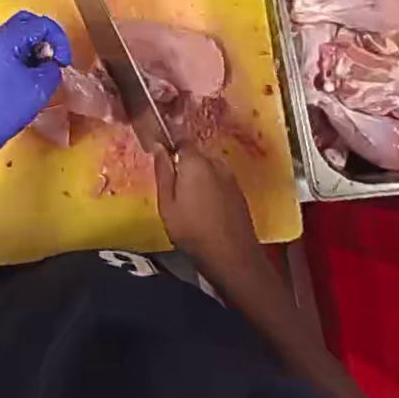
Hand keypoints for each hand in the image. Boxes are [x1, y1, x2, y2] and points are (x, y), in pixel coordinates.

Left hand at [0, 10, 71, 175]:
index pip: (40, 24)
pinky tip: (30, 73)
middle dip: (46, 37)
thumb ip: (52, 67)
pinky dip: (22, 54)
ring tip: (43, 68)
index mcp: (5, 40)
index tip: (63, 61)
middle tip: (55, 57)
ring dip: (34, 46)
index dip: (59, 39)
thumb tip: (51, 63)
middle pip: (26, 23)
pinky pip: (7, 48)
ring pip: (16, 34)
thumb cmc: (8, 108)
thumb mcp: (41, 87)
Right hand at [153, 144, 264, 283]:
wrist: (232, 257)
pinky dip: (210, 189)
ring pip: (208, 170)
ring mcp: (231, 178)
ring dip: (198, 179)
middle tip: (172, 190)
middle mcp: (217, 164)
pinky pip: (219, 182)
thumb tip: (159, 146)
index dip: (170, 148)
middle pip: (196, 156)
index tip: (161, 163)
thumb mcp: (167, 203)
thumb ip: (163, 172)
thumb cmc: (192, 231)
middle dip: (184, 166)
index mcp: (196, 163)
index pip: (181, 141)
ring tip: (188, 203)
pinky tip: (204, 210)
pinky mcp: (239, 193)